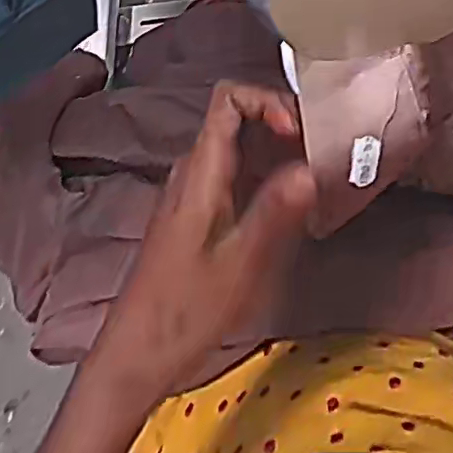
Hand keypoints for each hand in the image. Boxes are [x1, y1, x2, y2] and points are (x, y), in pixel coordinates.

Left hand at [85, 80, 317, 402]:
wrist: (135, 356)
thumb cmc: (184, 312)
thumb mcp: (239, 264)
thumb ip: (275, 212)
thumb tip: (311, 168)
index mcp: (201, 169)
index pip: (229, 97)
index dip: (267, 100)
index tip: (297, 130)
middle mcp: (194, 168)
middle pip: (238, 115)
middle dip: (282, 122)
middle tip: (318, 149)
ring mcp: (194, 187)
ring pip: (239, 143)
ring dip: (278, 148)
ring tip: (313, 171)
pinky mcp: (198, 209)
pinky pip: (236, 169)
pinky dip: (266, 171)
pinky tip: (289, 200)